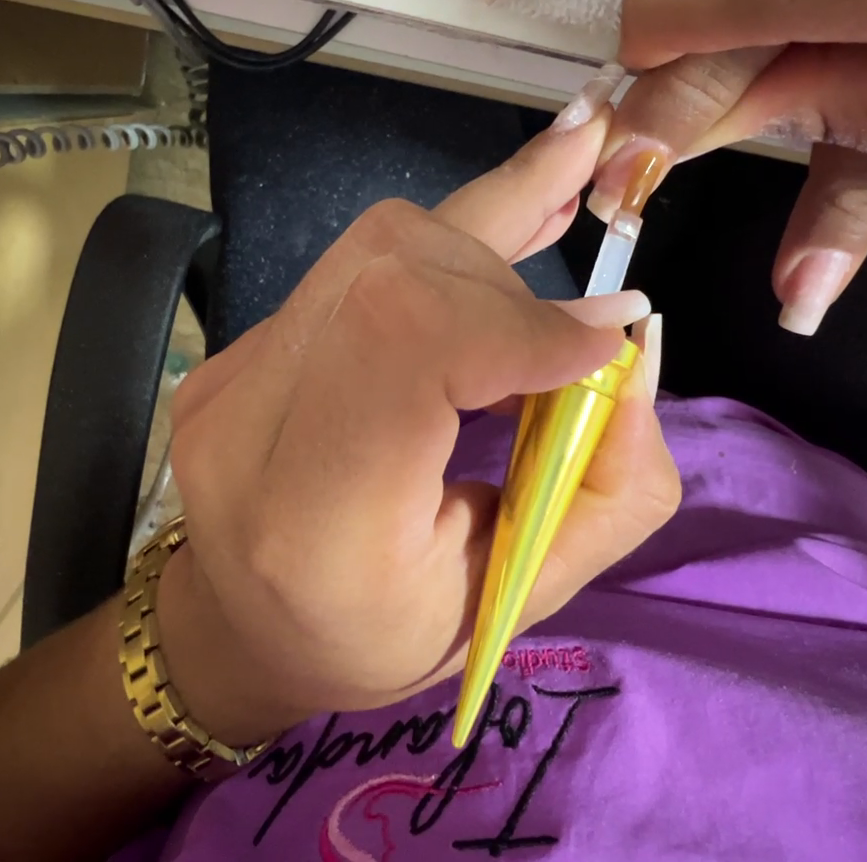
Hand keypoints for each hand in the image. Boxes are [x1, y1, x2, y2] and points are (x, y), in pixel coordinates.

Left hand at [151, 89, 679, 744]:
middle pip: (391, 266)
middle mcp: (248, 422)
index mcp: (315, 520)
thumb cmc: (378, 639)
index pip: (407, 340)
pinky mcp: (238, 343)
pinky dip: (444, 252)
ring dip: (483, 256)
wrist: (239, 628)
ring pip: (376, 244)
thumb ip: (603, 492)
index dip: (519, 320)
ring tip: (554, 247)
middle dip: (510, 288)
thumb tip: (637, 351)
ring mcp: (230, 369)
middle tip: (579, 333)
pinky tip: (508, 228)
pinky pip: (355, 265)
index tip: (605, 344)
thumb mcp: (512, 601)